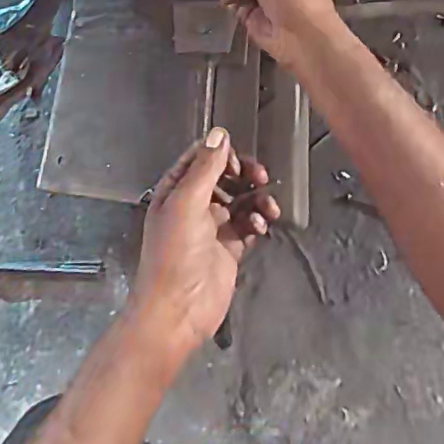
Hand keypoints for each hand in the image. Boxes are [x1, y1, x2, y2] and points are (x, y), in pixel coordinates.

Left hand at [132, 127, 279, 357]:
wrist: (178, 310)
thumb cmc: (175, 253)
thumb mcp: (187, 203)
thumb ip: (206, 168)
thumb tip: (220, 133)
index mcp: (176, 190)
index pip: (200, 158)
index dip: (220, 154)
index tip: (236, 163)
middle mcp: (194, 204)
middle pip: (224, 176)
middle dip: (244, 174)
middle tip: (260, 177)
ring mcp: (213, 226)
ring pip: (240, 199)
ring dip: (256, 197)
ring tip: (268, 206)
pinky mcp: (230, 247)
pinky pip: (249, 224)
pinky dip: (258, 220)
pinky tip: (261, 225)